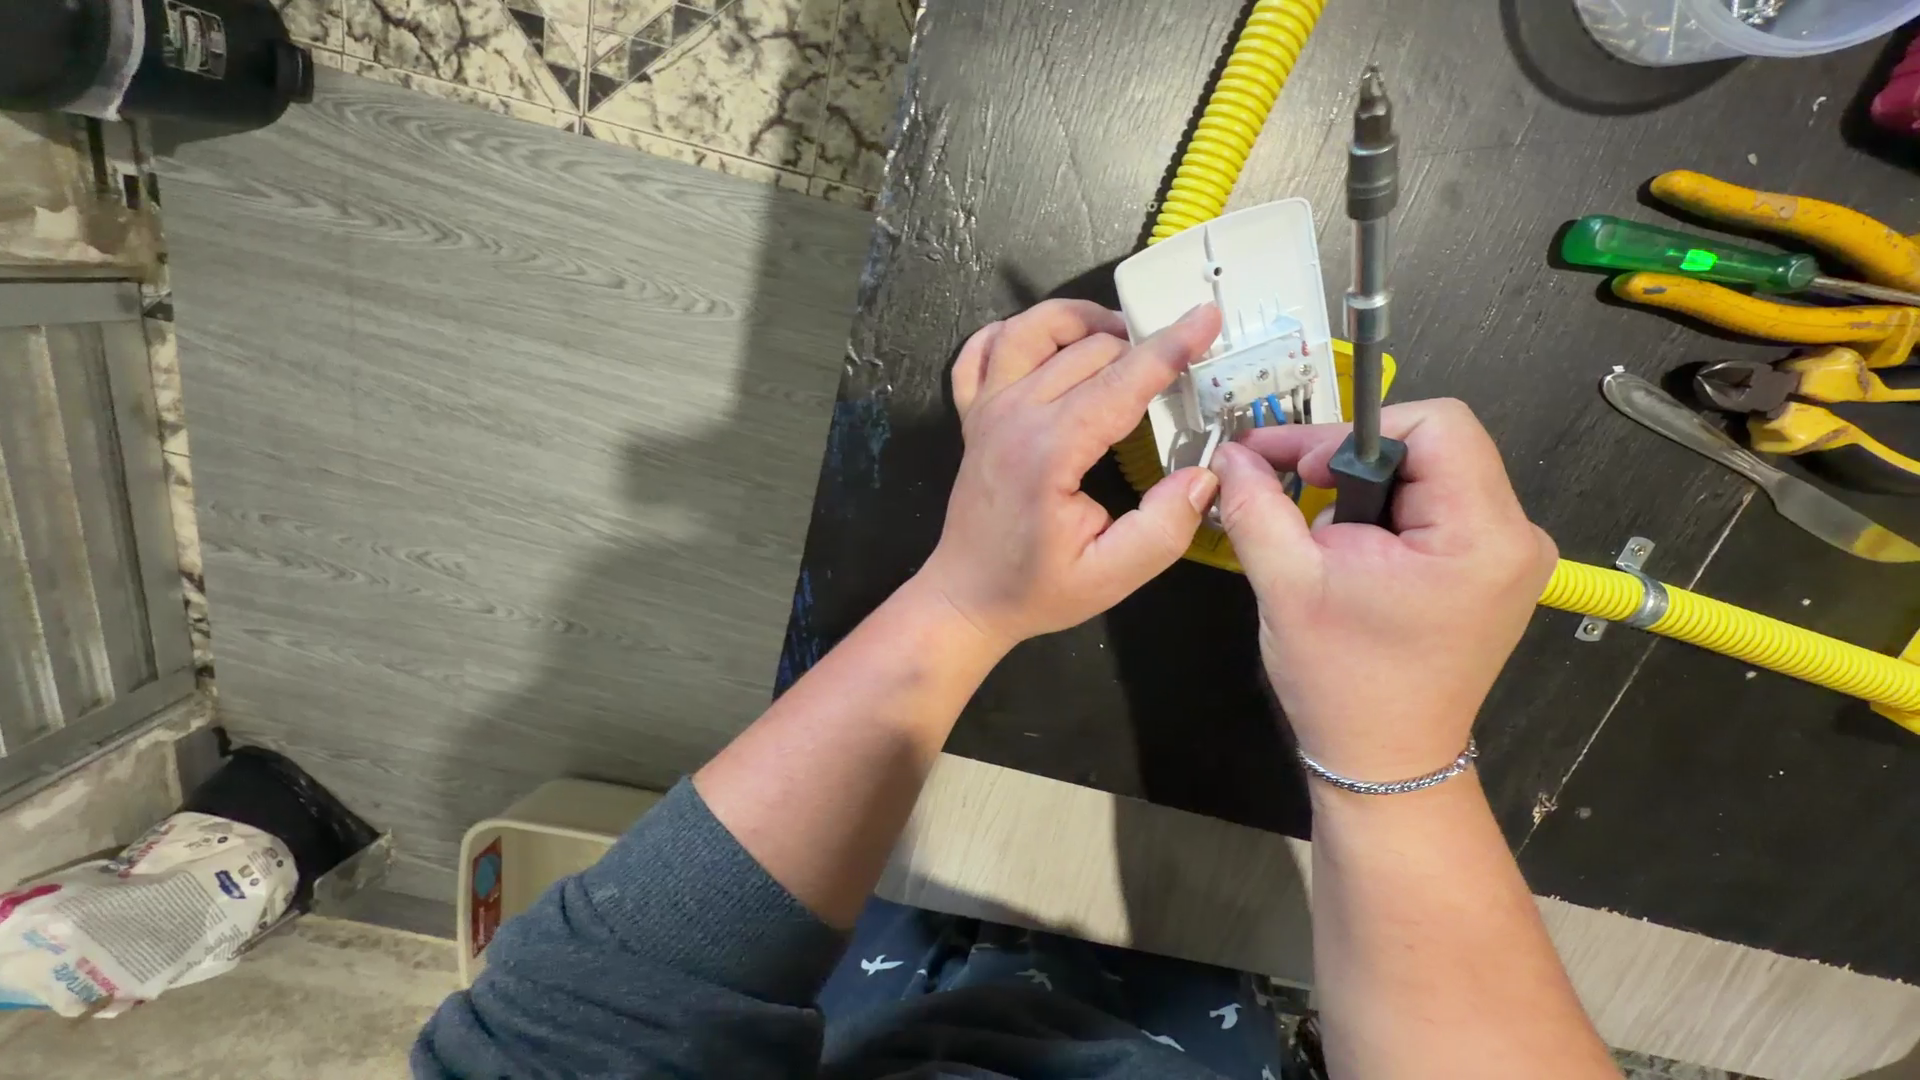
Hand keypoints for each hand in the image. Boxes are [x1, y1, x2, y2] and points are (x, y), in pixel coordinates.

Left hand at [916, 299, 1223, 646]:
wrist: (967, 595)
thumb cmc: (1035, 588)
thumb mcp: (1110, 576)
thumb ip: (1163, 528)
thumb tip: (1203, 475)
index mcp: (1050, 451)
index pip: (1121, 381)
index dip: (1170, 347)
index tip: (1207, 318)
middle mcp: (1014, 415)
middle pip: (1088, 350)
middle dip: (1140, 346)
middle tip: (1177, 366)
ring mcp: (986, 409)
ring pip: (1032, 329)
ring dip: (1080, 321)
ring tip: (1121, 339)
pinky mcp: (972, 415)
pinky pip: (980, 351)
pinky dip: (1012, 334)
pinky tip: (1044, 346)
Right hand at [1212, 399, 1556, 783]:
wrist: (1383, 760)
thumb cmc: (1340, 678)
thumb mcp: (1285, 584)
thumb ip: (1255, 505)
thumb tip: (1229, 453)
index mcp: (1481, 535)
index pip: (1435, 423)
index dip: (1354, 433)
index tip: (1299, 471)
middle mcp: (1514, 536)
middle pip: (1432, 447)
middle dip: (1349, 464)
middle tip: (1289, 494)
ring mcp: (1507, 556)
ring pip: (1428, 476)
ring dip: (1360, 492)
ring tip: (1318, 541)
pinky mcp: (1487, 572)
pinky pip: (1432, 510)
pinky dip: (1379, 516)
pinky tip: (1346, 554)